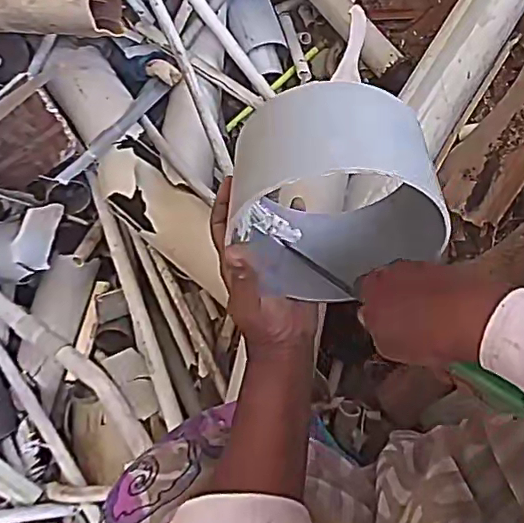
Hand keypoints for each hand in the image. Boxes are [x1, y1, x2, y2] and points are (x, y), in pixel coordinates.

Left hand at [210, 178, 318, 359]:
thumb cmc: (265, 328)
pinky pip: (290, 238)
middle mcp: (251, 259)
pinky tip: (302, 212)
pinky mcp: (290, 266)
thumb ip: (244, 275)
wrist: (288, 343)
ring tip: (277, 189)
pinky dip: (295, 223)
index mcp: (234, 265)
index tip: (228, 184)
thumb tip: (234, 252)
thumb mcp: (251, 299)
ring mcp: (270, 261)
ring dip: (271, 209)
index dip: (221, 204)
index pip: (222, 227)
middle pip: (244, 222)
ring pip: (267, 228)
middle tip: (254, 179)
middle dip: (247, 200)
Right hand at [356, 261, 513, 368]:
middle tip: (406, 331)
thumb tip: (378, 329)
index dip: (373, 312)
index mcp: (371, 284)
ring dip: (422, 304)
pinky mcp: (452, 271)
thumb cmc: (424, 331)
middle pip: (391, 287)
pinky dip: (445, 303)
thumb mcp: (387, 346)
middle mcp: (396, 269)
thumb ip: (377, 332)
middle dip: (398, 304)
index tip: (381, 327)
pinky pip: (441, 290)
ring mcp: (425, 267)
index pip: (363, 294)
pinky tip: (452, 325)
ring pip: (417, 287)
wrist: (469, 317)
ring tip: (434, 333)